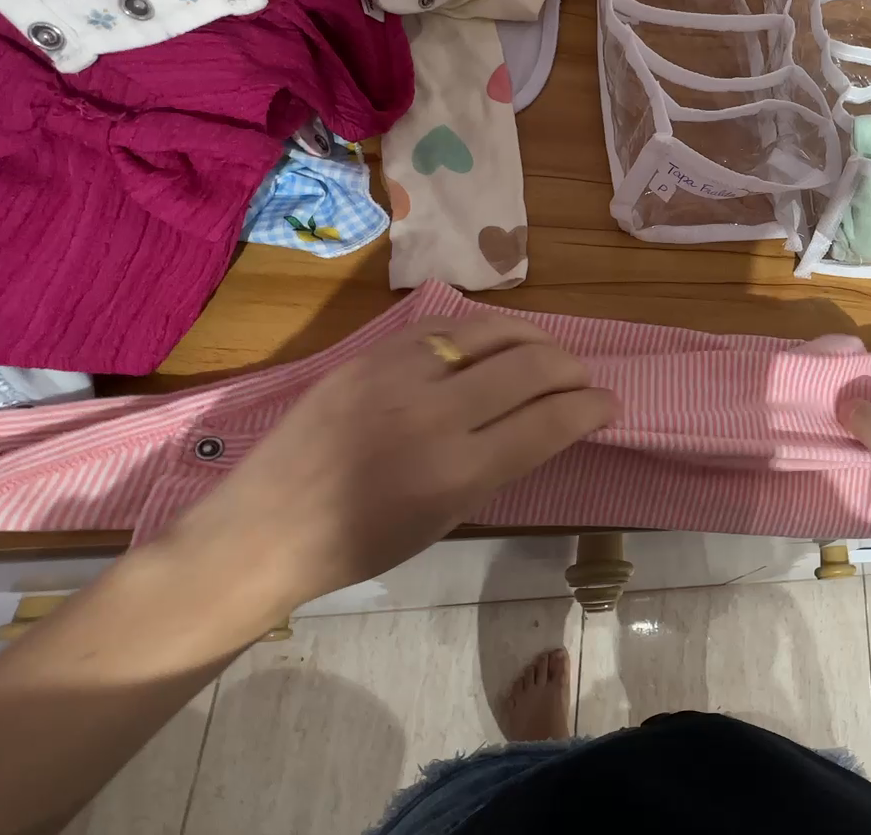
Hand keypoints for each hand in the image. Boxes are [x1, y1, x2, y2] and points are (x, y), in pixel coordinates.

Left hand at [164, 314, 615, 612]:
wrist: (260, 531)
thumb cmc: (363, 544)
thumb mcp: (450, 516)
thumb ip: (505, 461)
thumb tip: (554, 419)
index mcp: (457, 473)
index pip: (552, 420)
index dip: (593, 407)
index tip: (609, 405)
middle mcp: (432, 416)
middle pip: (534, 367)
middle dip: (575, 371)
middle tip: (583, 382)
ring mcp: (396, 376)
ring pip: (496, 332)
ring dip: (539, 340)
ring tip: (549, 356)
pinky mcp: (369, 355)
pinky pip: (447, 327)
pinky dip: (487, 333)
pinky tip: (496, 345)